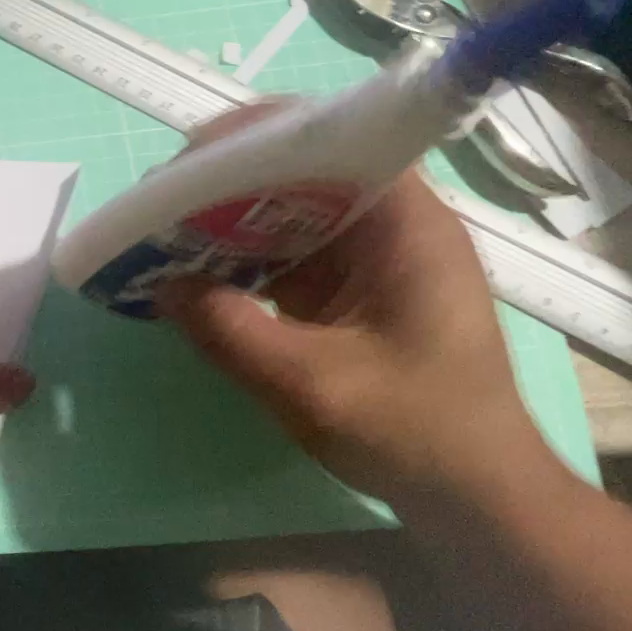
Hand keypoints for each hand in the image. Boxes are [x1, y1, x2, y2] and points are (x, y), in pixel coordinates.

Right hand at [159, 111, 560, 506]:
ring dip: (224, 219)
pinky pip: (281, 254)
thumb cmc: (414, 433)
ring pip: (285, 212)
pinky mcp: (344, 290)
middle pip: (302, 171)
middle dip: (227, 179)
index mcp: (405, 228)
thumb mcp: (309, 385)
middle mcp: (388, 227)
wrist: (472, 493)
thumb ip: (230, 332)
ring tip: (162, 233)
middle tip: (159, 203)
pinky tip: (191, 274)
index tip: (190, 161)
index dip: (261, 136)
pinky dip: (235, 258)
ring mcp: (366, 259)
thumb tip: (162, 286)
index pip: (335, 141)